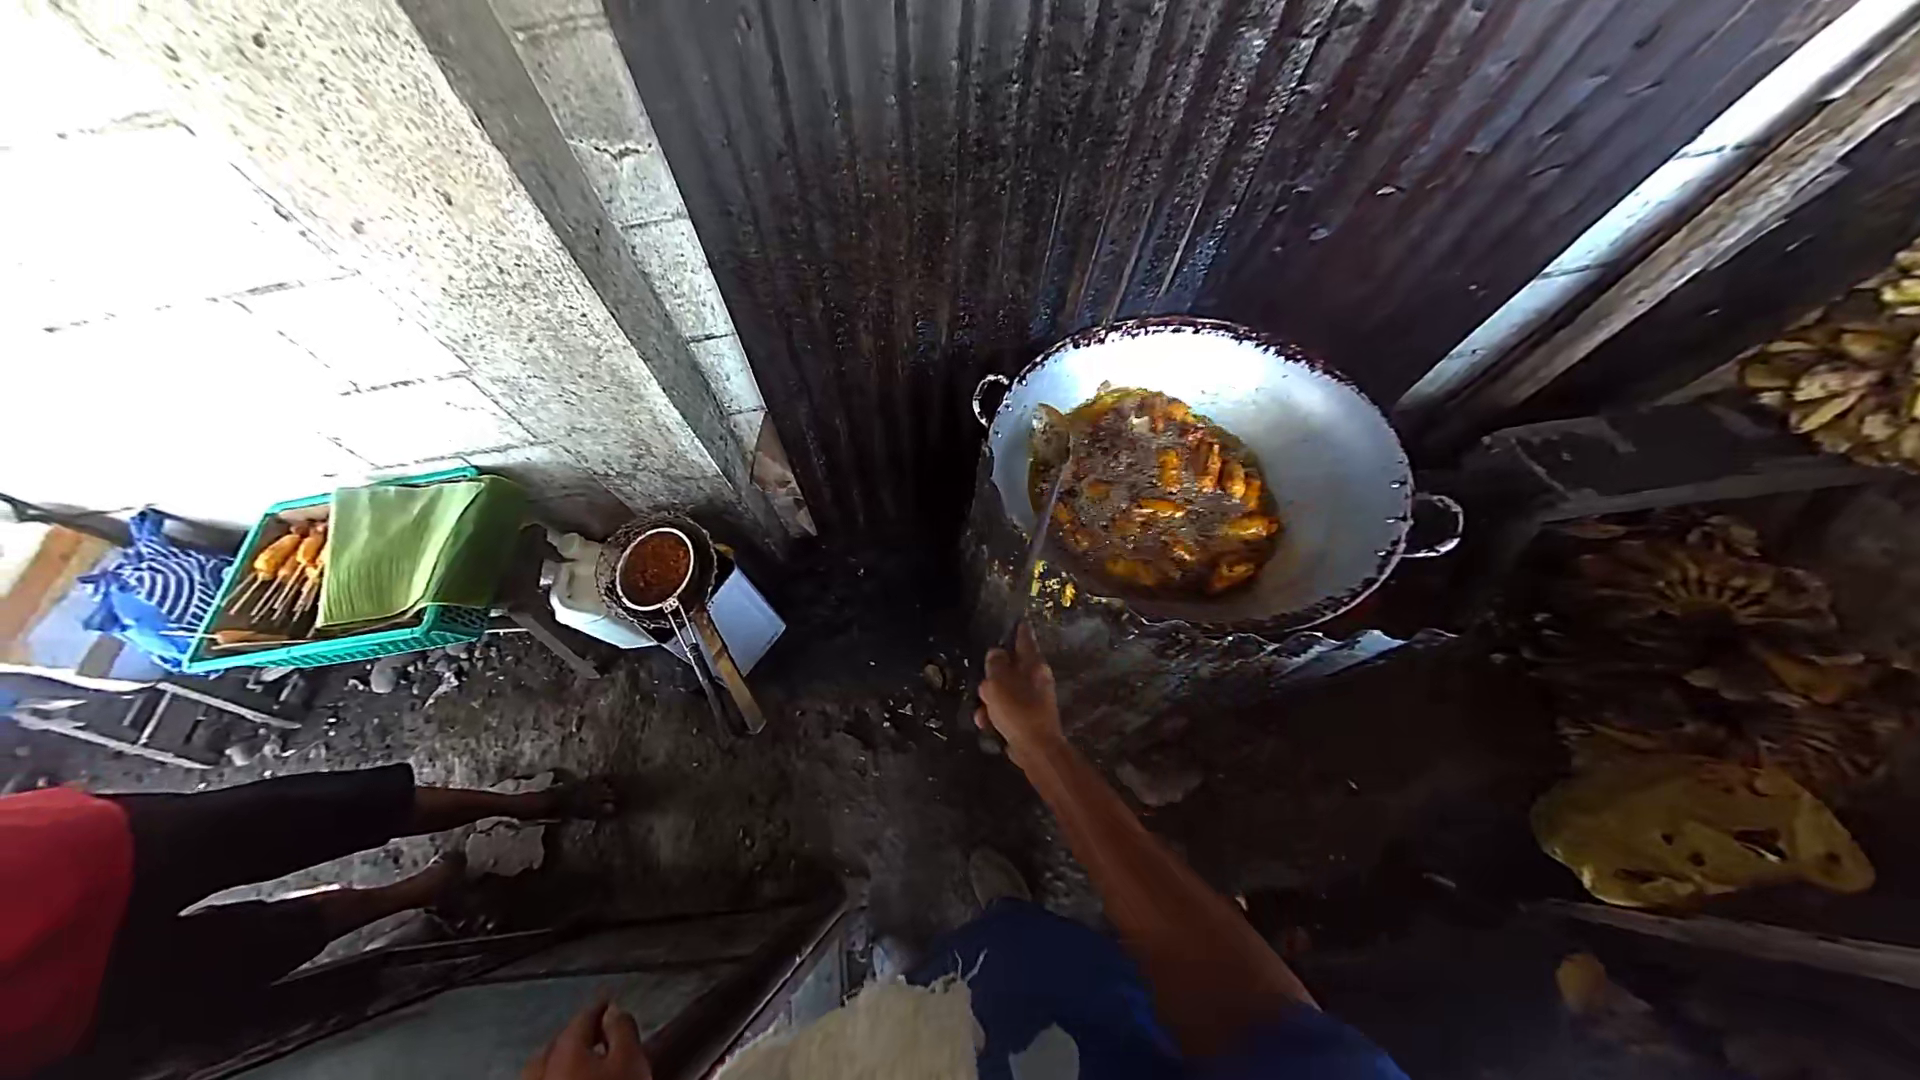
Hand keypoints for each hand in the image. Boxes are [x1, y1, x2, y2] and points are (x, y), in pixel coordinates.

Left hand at [522, 1001, 650, 1079]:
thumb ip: (623, 1029)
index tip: (609, 1003)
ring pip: (540, 1072)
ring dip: (558, 1062)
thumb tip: (613, 1011)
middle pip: (555, 1045)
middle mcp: (540, 1073)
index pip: (583, 1017)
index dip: (599, 1007)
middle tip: (597, 1032)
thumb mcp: (631, 1060)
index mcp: (566, 1051)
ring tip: (582, 1063)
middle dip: (573, 1035)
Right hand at [976, 621, 1064, 757]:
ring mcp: (1034, 700)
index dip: (1019, 629)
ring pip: (1005, 691)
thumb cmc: (1018, 711)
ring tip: (982, 712)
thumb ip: (995, 664)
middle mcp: (1036, 679)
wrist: (1036, 750)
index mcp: (1033, 665)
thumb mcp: (999, 683)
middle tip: (983, 685)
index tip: (1018, 620)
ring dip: (990, 701)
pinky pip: (1007, 711)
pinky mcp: (1028, 719)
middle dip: (993, 677)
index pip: (1025, 640)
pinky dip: (995, 716)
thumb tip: (995, 653)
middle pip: (1010, 668)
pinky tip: (987, 725)